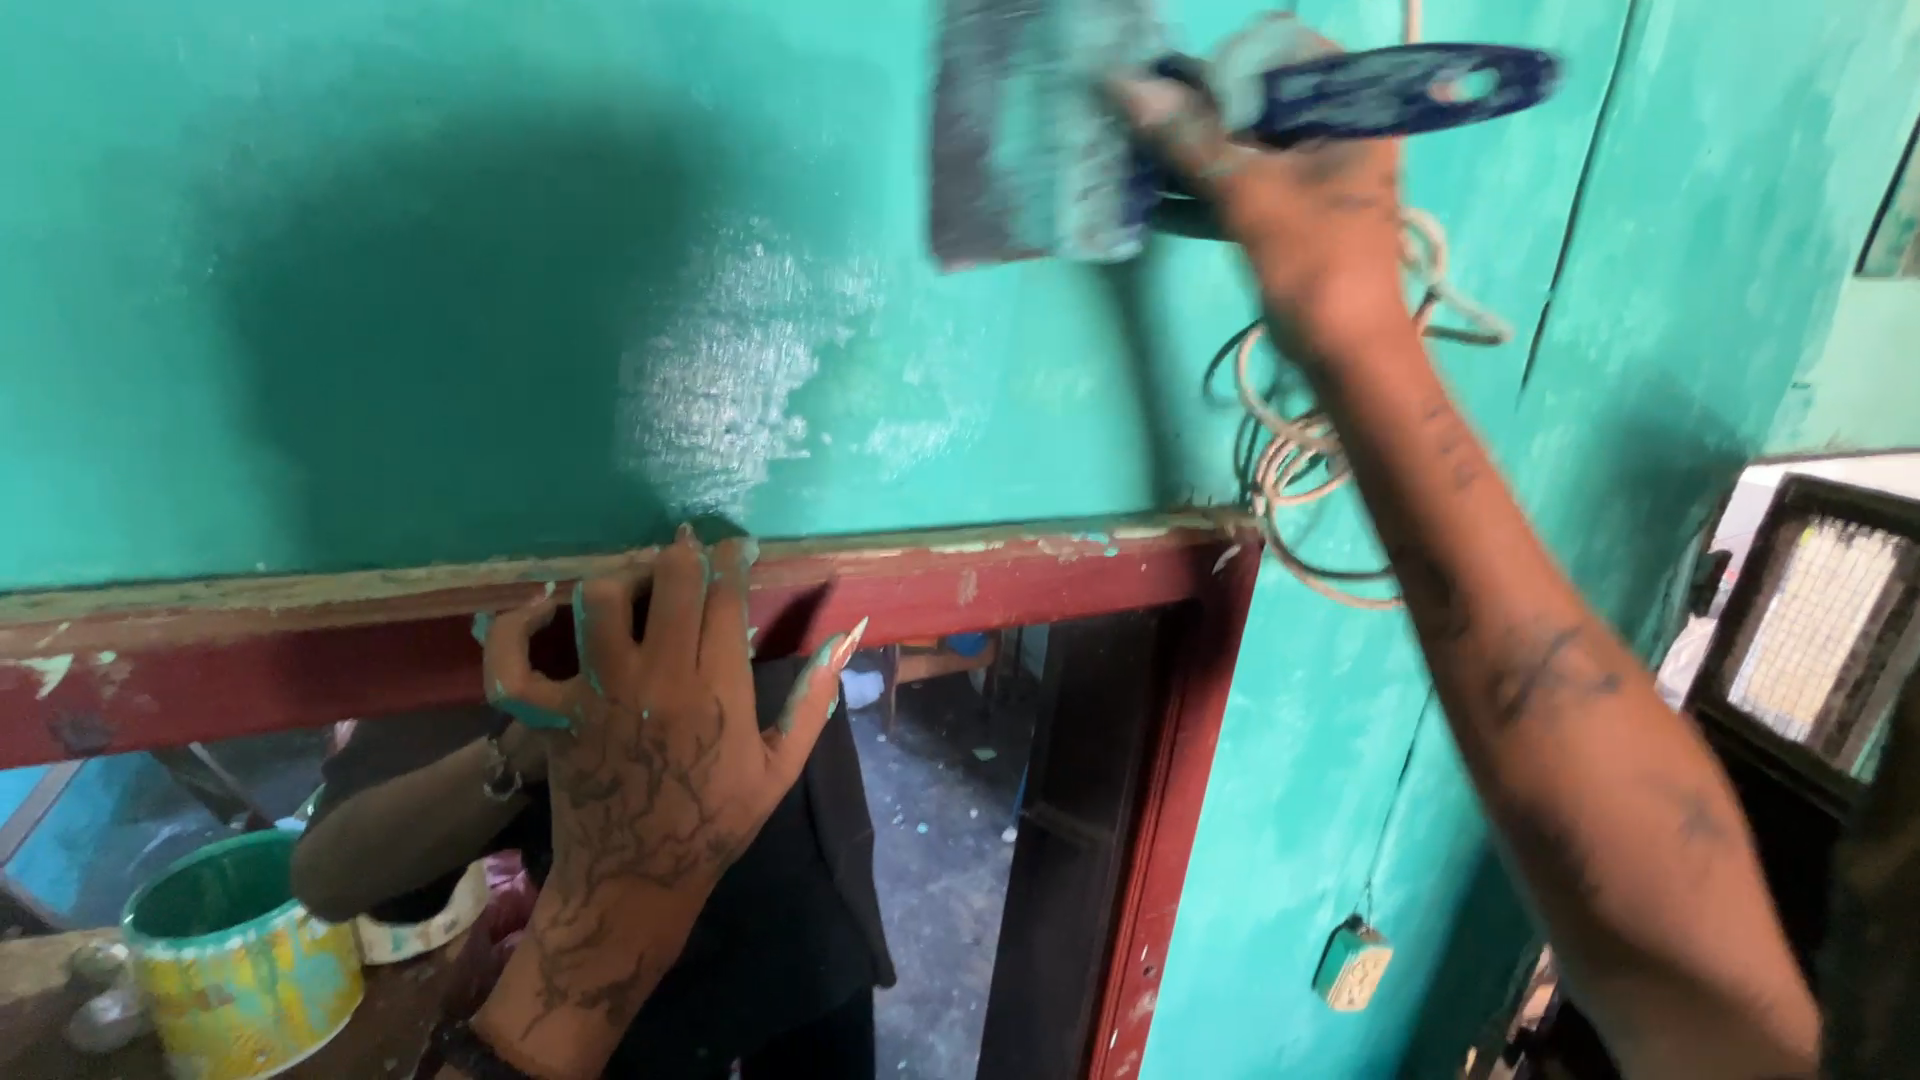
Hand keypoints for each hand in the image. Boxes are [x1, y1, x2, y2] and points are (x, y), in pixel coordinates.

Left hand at [471, 526, 864, 1075]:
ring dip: (619, 578)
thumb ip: (813, 698)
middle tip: (690, 551)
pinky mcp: (550, 718)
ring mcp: (597, 696)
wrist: (635, 881)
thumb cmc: (716, 822)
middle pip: (668, 581)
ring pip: (596, 602)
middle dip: (684, 554)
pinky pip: (513, 664)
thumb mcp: (781, 765)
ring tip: (635, 582)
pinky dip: (515, 629)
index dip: (734, 558)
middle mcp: (658, 680)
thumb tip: (844, 637)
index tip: (739, 545)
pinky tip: (542, 610)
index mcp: (718, 690)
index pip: (726, 596)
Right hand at [1105, 20, 1406, 348]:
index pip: (1280, 55)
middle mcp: (1334, 128)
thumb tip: (1127, 90)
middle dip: (1195, 110)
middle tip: (1140, 113)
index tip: (1169, 88)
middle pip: (1255, 100)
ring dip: (1188, 151)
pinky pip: (1236, 185)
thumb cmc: (1315, 267)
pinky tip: (1152, 192)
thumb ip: (1191, 142)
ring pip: (1239, 146)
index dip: (1223, 66)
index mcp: (1352, 106)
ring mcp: (1307, 174)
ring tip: (1134, 147)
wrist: (1343, 352)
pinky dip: (1198, 188)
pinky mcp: (1283, 212)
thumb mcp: (1252, 197)